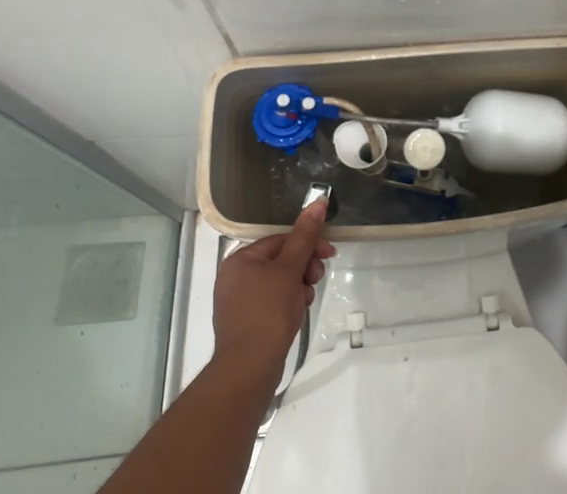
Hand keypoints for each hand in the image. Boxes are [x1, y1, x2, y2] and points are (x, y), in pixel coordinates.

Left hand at [212, 200, 335, 371]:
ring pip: (280, 282)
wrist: (250, 365)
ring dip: (299, 287)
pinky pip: (273, 302)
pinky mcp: (246, 322)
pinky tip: (295, 315)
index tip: (330, 254)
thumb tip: (318, 201)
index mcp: (241, 259)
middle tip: (315, 280)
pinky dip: (288, 303)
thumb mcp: (290, 269)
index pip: (282, 240)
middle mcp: (235, 277)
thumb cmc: (268, 311)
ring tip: (304, 302)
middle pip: (281, 260)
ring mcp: (238, 301)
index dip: (308, 244)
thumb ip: (305, 235)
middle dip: (304, 268)